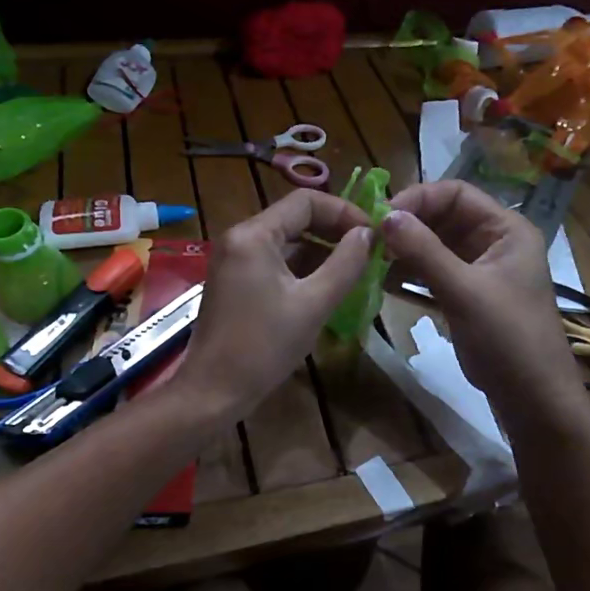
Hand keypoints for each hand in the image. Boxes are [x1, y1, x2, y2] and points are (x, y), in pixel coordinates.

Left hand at [176, 190, 373, 416]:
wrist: (214, 389)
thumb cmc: (263, 346)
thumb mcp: (313, 304)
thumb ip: (345, 263)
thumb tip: (367, 233)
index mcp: (253, 235)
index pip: (306, 201)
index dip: (345, 211)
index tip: (375, 233)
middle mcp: (238, 238)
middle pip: (294, 218)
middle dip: (334, 231)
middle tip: (371, 251)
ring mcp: (232, 260)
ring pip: (285, 242)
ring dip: (320, 251)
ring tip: (357, 269)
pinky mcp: (234, 281)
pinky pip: (273, 262)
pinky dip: (301, 268)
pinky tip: (328, 285)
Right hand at [381, 181, 575, 403]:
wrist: (531, 397)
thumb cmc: (508, 338)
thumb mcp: (464, 291)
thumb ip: (424, 252)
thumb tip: (385, 216)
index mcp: (506, 230)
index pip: (456, 194)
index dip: (418, 198)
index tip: (381, 217)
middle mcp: (491, 242)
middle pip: (441, 217)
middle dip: (405, 225)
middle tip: (368, 240)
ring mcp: (476, 270)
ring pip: (431, 245)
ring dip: (401, 250)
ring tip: (368, 260)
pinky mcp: (462, 295)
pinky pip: (428, 272)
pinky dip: (405, 274)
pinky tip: (378, 280)